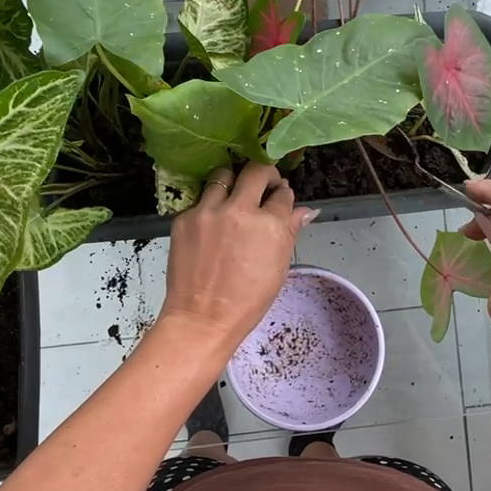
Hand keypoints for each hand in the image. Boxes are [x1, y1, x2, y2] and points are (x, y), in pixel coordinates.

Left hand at [159, 163, 316, 353]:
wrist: (202, 319)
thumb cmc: (247, 301)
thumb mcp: (278, 267)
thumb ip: (289, 232)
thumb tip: (305, 211)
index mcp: (269, 225)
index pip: (283, 195)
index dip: (284, 196)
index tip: (280, 199)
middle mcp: (239, 211)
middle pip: (256, 172)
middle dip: (264, 174)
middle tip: (263, 185)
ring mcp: (208, 212)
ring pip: (223, 176)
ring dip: (233, 184)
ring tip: (234, 198)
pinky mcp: (184, 219)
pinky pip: (201, 201)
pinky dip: (210, 208)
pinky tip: (212, 226)